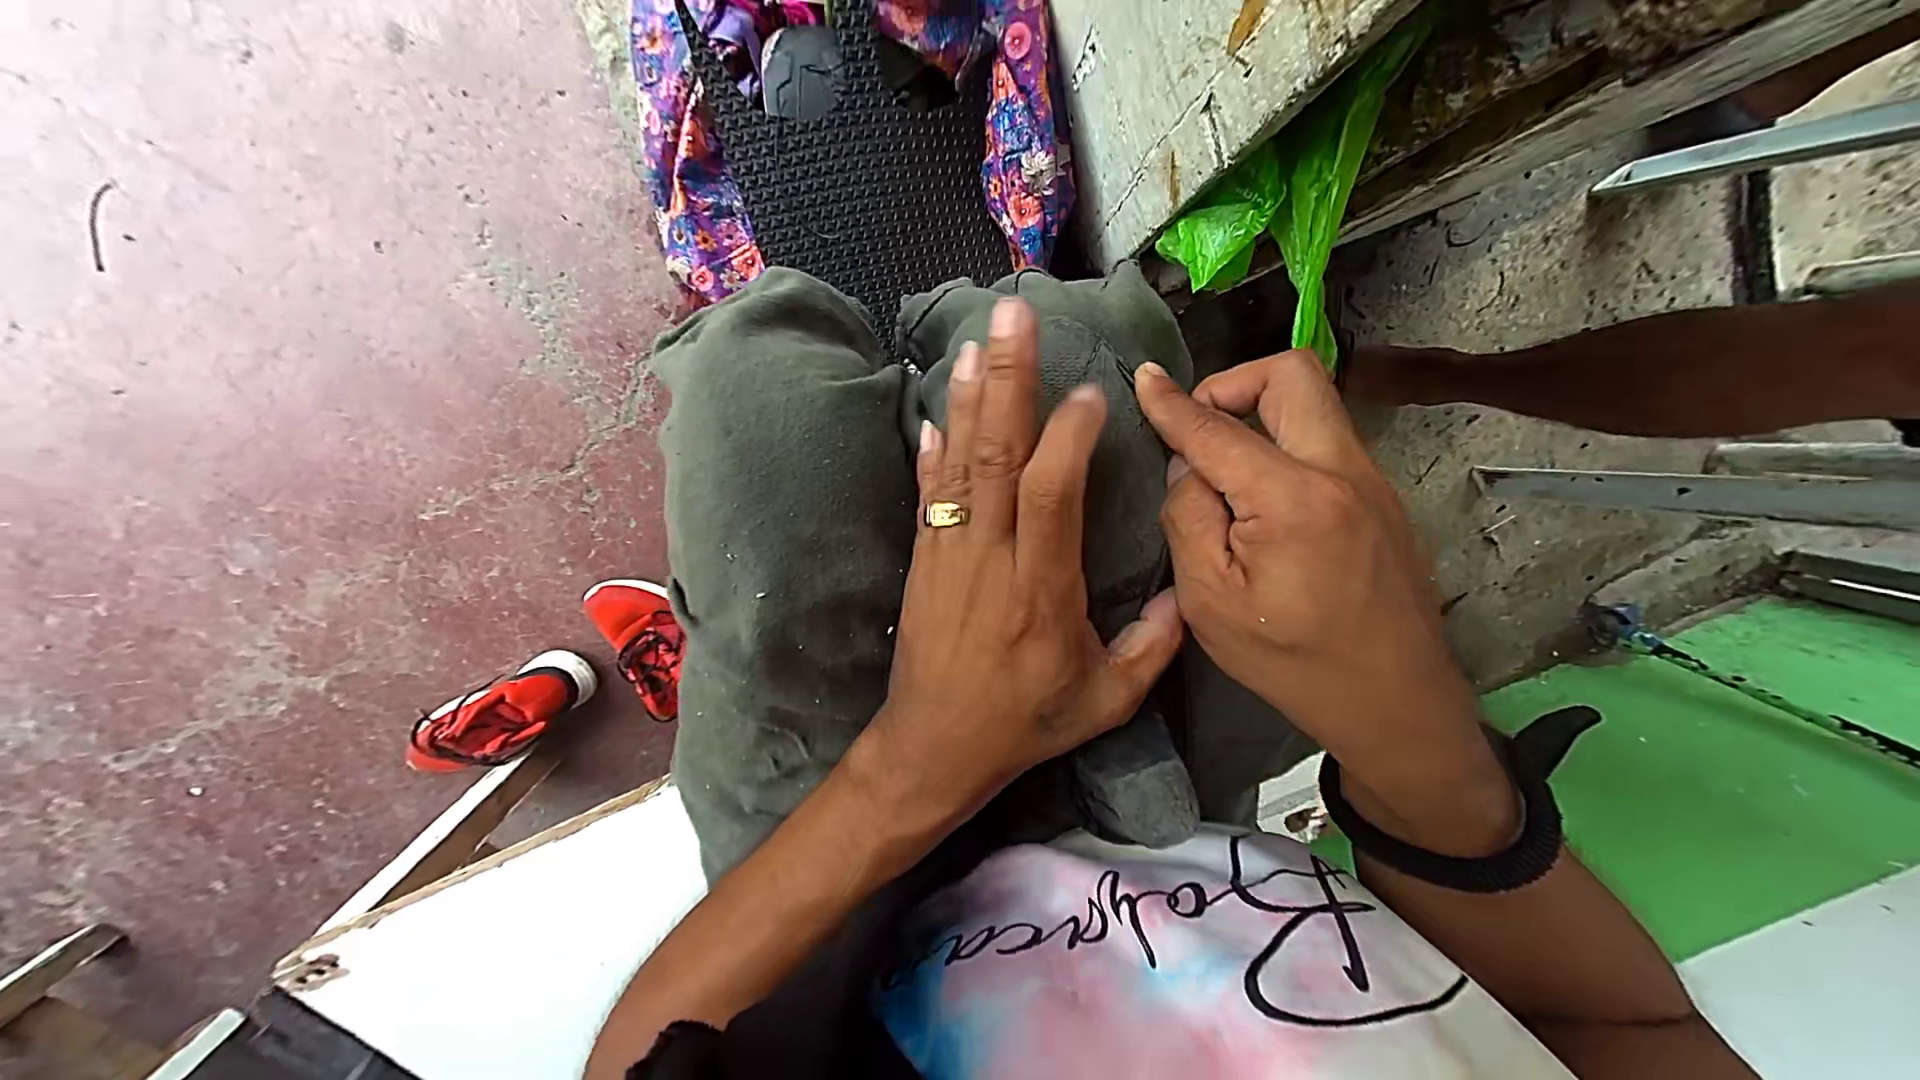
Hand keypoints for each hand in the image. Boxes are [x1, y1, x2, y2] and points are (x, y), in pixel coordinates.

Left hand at [863, 299, 1183, 820]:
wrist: (934, 746)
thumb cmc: (1023, 723)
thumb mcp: (1104, 700)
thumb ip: (1151, 646)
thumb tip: (1185, 594)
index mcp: (1041, 590)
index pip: (1053, 494)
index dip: (1067, 436)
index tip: (1089, 393)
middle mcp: (991, 559)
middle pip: (998, 457)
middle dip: (1008, 382)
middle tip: (1013, 319)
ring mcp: (948, 554)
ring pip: (960, 465)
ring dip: (967, 400)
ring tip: (975, 344)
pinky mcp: (923, 560)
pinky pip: (927, 496)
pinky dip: (931, 453)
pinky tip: (933, 413)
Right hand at [1134, 351, 1512, 849]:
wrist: (1395, 703)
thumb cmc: (1289, 660)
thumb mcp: (1208, 600)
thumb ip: (1188, 517)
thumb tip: (1189, 466)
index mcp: (1290, 498)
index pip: (1216, 428)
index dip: (1171, 401)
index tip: (1143, 378)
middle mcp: (1341, 471)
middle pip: (1291, 374)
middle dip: (1232, 382)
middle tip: (1197, 424)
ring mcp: (1373, 481)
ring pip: (1315, 403)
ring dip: (1260, 412)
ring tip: (1224, 467)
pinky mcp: (1384, 498)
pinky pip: (1327, 440)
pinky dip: (1284, 443)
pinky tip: (1263, 498)